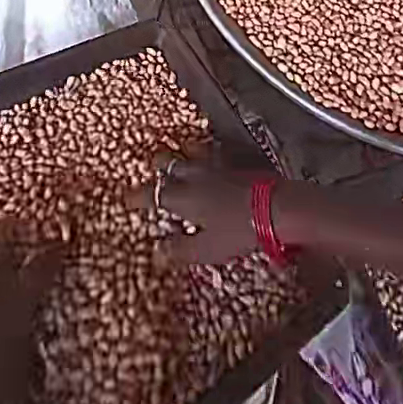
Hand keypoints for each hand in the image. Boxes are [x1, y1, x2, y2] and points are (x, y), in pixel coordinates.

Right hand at [133, 154, 262, 265]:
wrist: (276, 207)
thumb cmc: (238, 231)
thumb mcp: (207, 249)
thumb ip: (181, 249)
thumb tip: (158, 252)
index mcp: (183, 198)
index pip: (153, 195)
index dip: (138, 196)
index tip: (126, 198)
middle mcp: (196, 177)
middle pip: (170, 165)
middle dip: (158, 165)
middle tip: (151, 164)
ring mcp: (218, 167)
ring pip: (192, 154)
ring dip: (183, 154)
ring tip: (179, 151)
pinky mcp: (238, 164)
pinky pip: (216, 154)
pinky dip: (209, 154)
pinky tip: (213, 156)